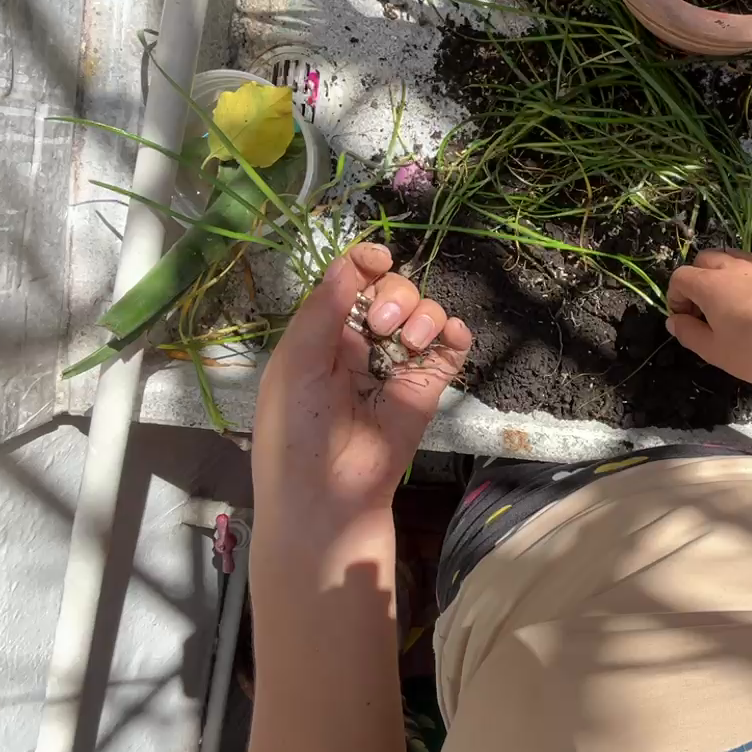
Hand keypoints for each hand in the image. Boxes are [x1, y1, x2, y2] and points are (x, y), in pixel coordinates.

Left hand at [252, 243, 471, 514]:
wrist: (329, 492)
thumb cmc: (297, 427)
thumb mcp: (296, 363)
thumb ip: (324, 309)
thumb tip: (353, 261)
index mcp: (327, 332)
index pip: (354, 283)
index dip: (367, 263)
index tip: (379, 259)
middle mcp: (366, 341)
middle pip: (395, 291)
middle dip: (395, 296)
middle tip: (383, 326)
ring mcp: (401, 363)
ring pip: (426, 313)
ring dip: (423, 315)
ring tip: (407, 343)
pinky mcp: (429, 385)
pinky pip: (452, 348)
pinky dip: (455, 333)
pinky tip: (447, 338)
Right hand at [664, 249, 751, 398]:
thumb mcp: (712, 351)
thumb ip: (687, 332)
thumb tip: (674, 320)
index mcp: (712, 284)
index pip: (681, 276)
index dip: (676, 296)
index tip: (685, 318)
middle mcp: (734, 266)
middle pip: (704, 259)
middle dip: (697, 280)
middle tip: (705, 310)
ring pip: (731, 257)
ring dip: (721, 275)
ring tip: (730, 304)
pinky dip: (746, 278)